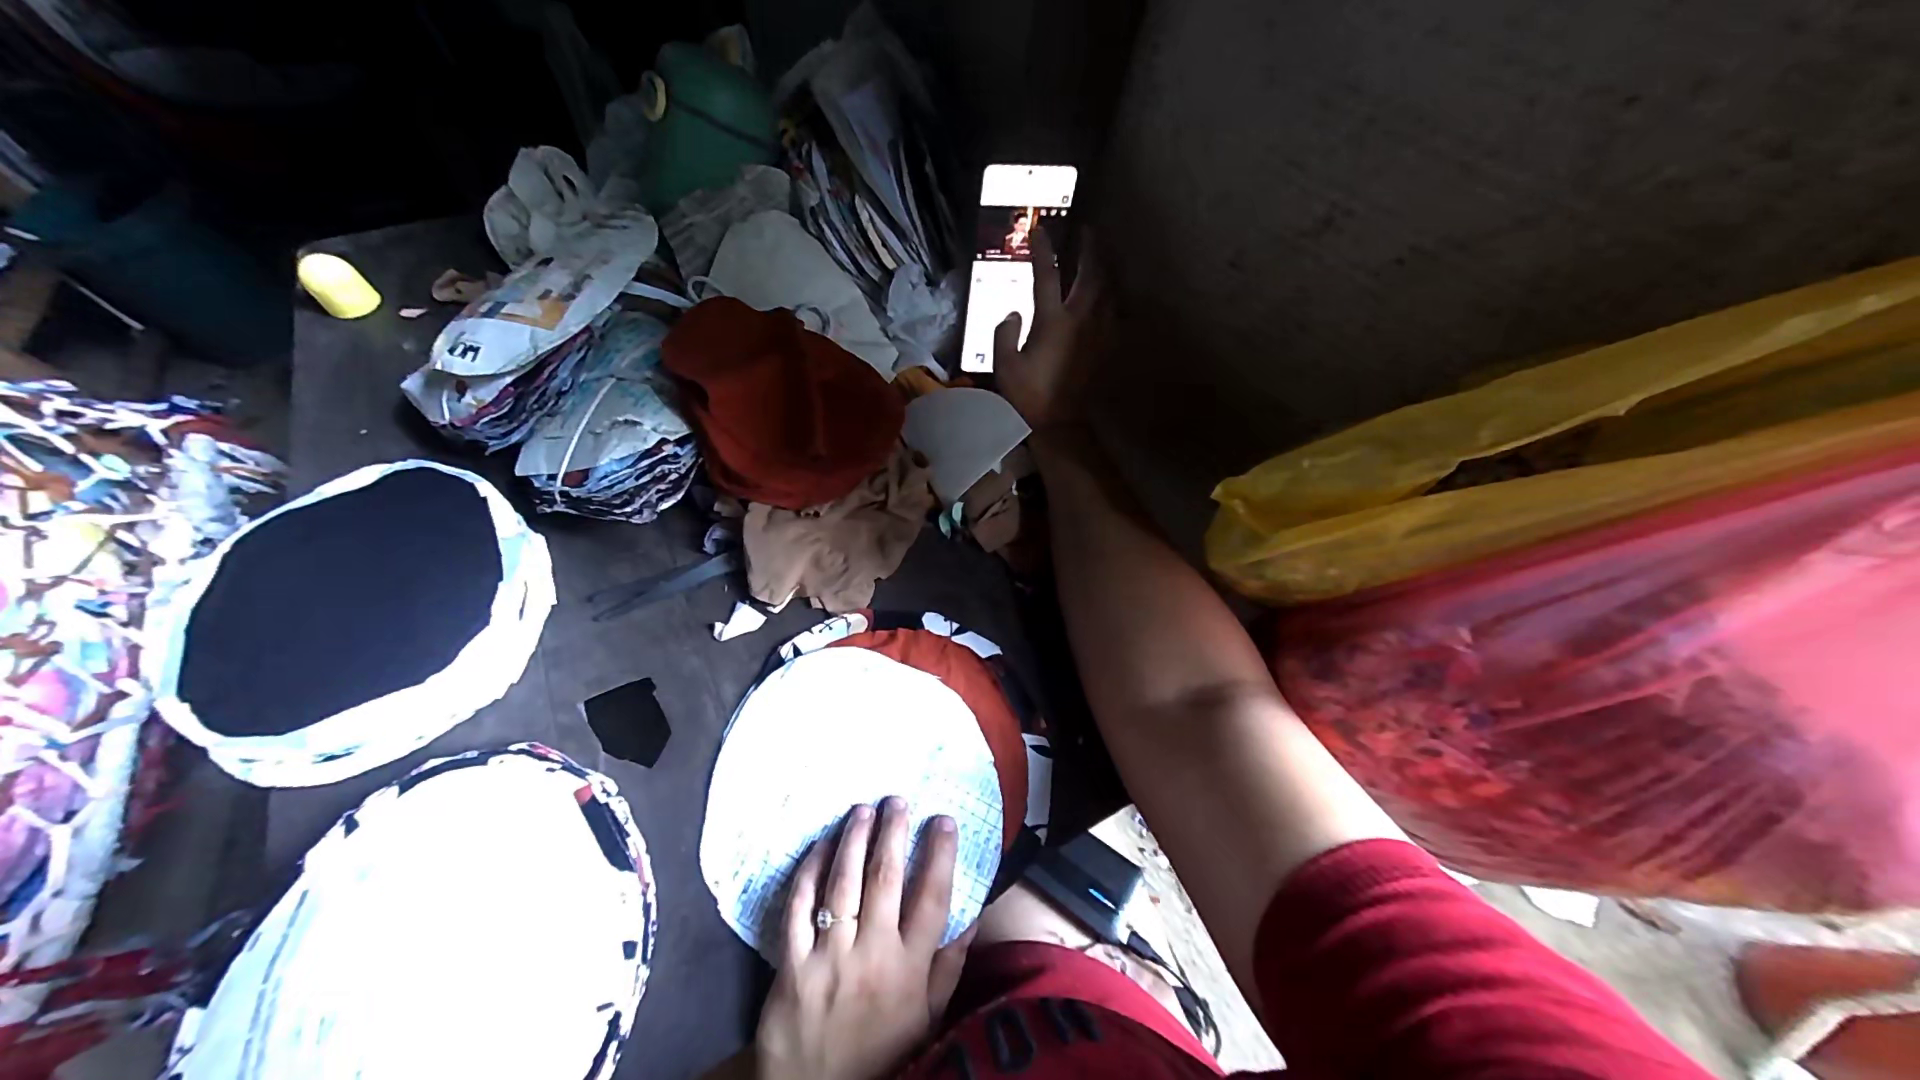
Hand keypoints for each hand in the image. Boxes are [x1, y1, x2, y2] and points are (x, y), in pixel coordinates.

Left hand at [756, 798, 976, 1079]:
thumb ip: (949, 966)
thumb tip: (972, 915)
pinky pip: (799, 908)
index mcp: (910, 968)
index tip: (944, 820)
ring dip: (853, 841)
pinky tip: (820, 845)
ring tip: (862, 809)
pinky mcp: (793, 965)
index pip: (933, 899)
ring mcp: (830, 958)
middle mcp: (873, 956)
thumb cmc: (880, 1053)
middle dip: (893, 833)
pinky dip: (810, 872)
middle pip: (885, 880)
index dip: (941, 855)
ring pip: (842, 885)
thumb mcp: (927, 1018)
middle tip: (897, 800)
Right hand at [994, 226, 1107, 432]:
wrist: (1061, 421)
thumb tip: (1014, 312)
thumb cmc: (1029, 394)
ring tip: (1101, 256)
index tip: (1039, 230)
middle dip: (1089, 248)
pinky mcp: (1109, 345)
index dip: (1042, 250)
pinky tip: (1112, 294)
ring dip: (1105, 268)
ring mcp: (1099, 331)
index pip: (1046, 275)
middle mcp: (1080, 318)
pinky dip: (1115, 297)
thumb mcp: (1005, 365)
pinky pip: (1117, 312)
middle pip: (1091, 272)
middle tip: (1087, 231)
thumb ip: (1005, 333)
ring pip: (1109, 288)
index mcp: (1052, 321)